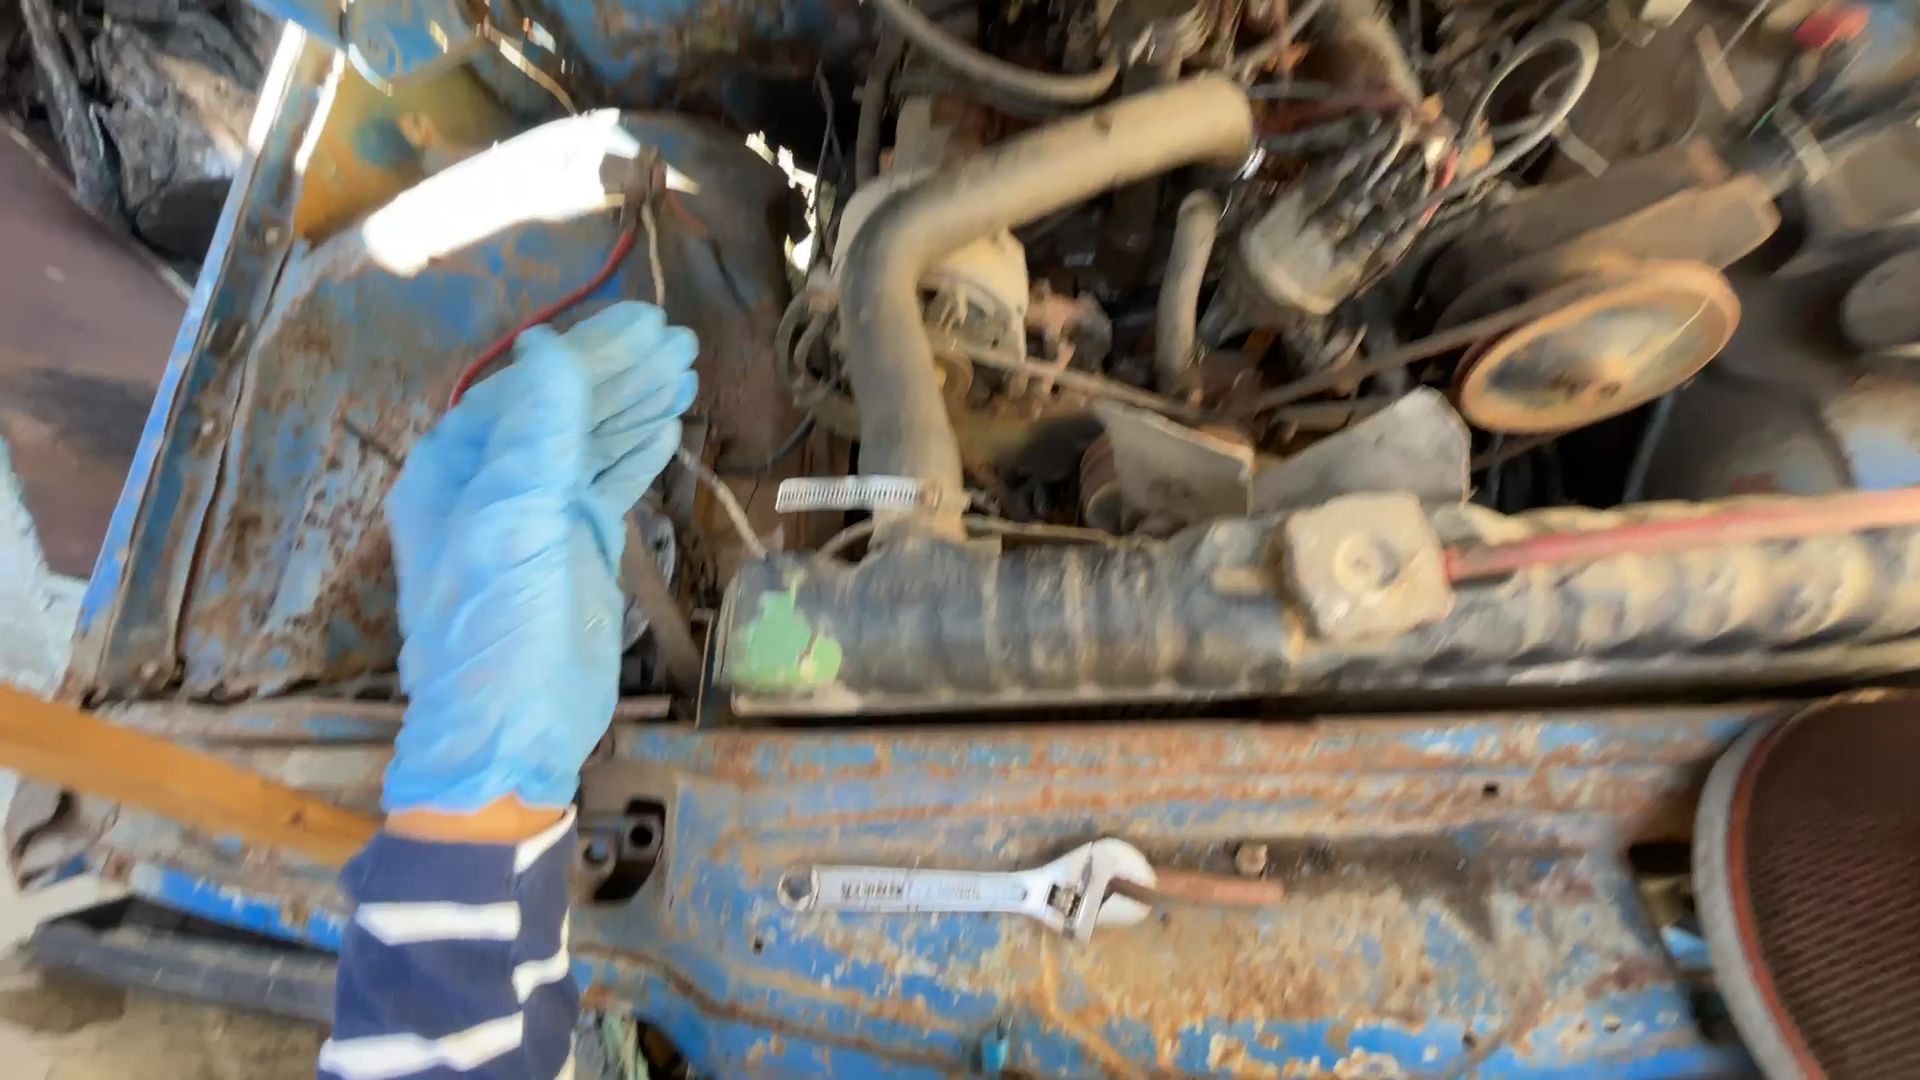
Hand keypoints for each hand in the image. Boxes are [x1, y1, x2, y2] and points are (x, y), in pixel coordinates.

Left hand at [382, 302, 696, 814]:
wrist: (515, 726)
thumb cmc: (504, 627)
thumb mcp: (515, 524)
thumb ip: (535, 433)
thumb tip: (548, 347)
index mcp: (465, 467)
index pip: (535, 387)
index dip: (592, 352)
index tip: (649, 325)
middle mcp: (499, 480)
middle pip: (568, 408)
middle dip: (623, 372)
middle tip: (682, 343)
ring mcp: (541, 513)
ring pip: (594, 441)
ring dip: (638, 406)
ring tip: (686, 374)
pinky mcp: (576, 542)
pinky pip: (609, 481)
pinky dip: (638, 453)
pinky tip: (667, 429)